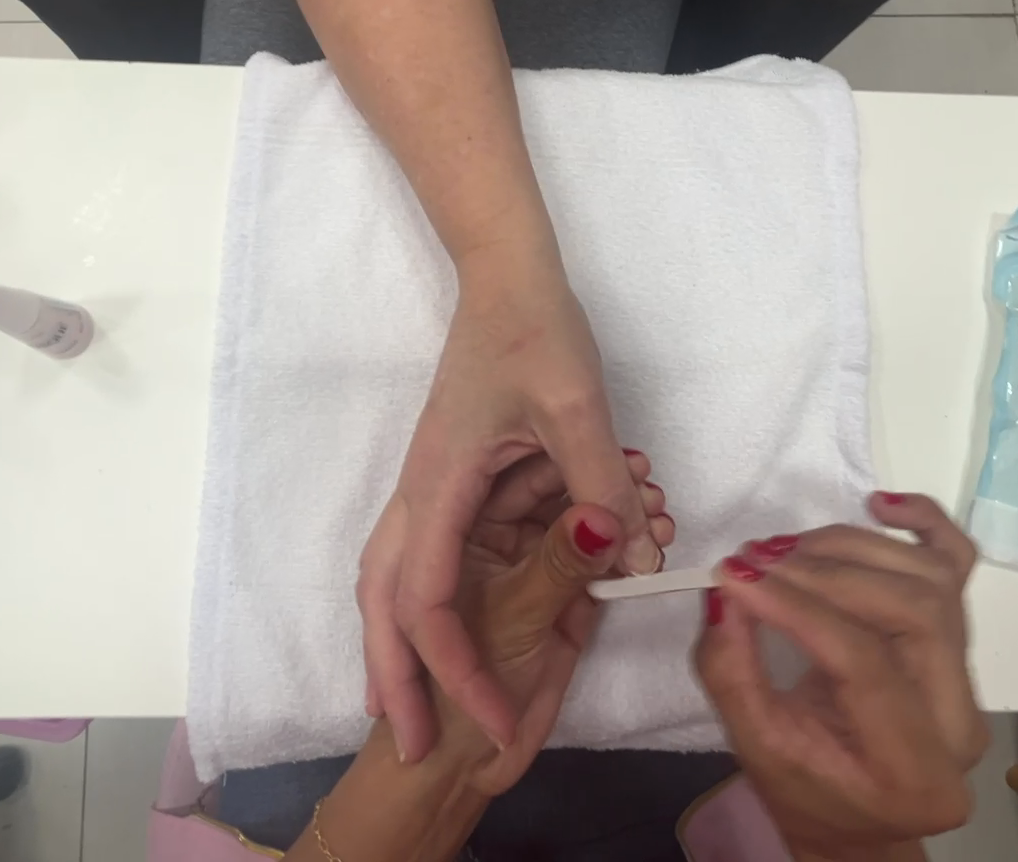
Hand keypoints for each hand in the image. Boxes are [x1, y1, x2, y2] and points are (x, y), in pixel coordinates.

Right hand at [361, 258, 668, 760]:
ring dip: (403, 639)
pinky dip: (442, 594)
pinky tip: (468, 617)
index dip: (456, 669)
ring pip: (398, 573)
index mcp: (442, 483)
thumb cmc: (535, 332)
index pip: (430, 598)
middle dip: (393, 674)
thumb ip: (602, 489)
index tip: (495, 725)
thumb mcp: (577, 411)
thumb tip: (634, 565)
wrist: (506, 277)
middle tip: (407, 739)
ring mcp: (432, 480)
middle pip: (382, 597)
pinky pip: (437, 545)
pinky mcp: (452, 471)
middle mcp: (421, 490)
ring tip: (416, 698)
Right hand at [695, 492, 985, 860]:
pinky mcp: (955, 641)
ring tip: (783, 547)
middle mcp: (959, 718)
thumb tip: (727, 589)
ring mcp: (966, 676)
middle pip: (913, 610)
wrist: (854, 814)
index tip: (732, 575)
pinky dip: (925, 523)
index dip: (795, 607)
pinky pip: (956, 565)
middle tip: (754, 560)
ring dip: (850, 547)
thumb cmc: (802, 787)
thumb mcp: (750, 742)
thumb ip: (730, 669)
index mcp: (915, 767)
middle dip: (823, 573)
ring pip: (932, 578)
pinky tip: (878, 503)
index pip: (865, 662)